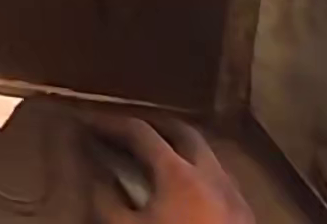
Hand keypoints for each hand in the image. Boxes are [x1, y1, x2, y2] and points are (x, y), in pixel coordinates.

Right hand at [89, 116, 254, 223]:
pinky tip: (186, 195)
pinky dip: (199, 176)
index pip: (140, 132)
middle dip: (154, 126)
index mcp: (179, 175)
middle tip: (129, 130)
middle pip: (183, 133)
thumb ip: (107, 202)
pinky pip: (222, 185)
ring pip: (209, 158)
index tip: (90, 122)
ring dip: (181, 150)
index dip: (112, 124)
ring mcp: (237, 204)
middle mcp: (213, 178)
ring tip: (157, 158)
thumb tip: (97, 176)